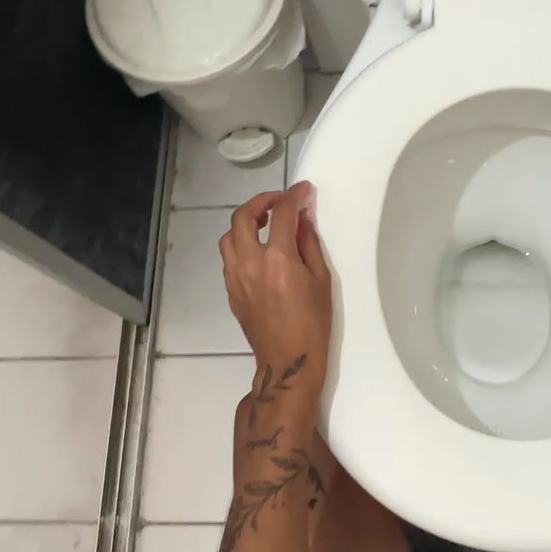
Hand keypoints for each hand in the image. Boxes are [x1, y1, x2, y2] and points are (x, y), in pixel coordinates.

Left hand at [219, 182, 332, 380]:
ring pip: (229, 237)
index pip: (282, 214)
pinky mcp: (231, 291)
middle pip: (242, 217)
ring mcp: (236, 278)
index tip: (303, 189)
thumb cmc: (314, 324)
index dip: (293, 196)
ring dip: (246, 224)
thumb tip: (303, 219)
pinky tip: (260, 253)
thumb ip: (309, 245)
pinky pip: (230, 258)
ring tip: (265, 225)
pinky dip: (242, 246)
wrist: (288, 362)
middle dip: (260, 201)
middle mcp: (251, 264)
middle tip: (278, 202)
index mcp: (278, 260)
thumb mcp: (322, 281)